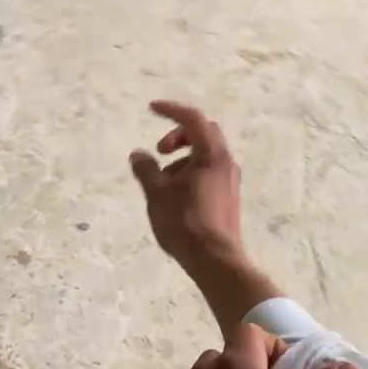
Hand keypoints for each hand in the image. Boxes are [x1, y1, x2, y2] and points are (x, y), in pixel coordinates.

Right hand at [130, 101, 281, 330]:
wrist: (215, 260)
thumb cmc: (184, 222)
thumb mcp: (157, 193)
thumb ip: (146, 169)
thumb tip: (138, 155)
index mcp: (211, 155)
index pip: (193, 120)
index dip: (172, 110)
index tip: (152, 108)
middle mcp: (226, 163)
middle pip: (204, 133)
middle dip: (178, 135)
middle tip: (159, 150)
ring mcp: (230, 181)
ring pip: (206, 155)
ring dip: (182, 158)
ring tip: (162, 182)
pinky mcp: (228, 198)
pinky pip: (208, 172)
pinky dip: (190, 172)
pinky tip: (174, 196)